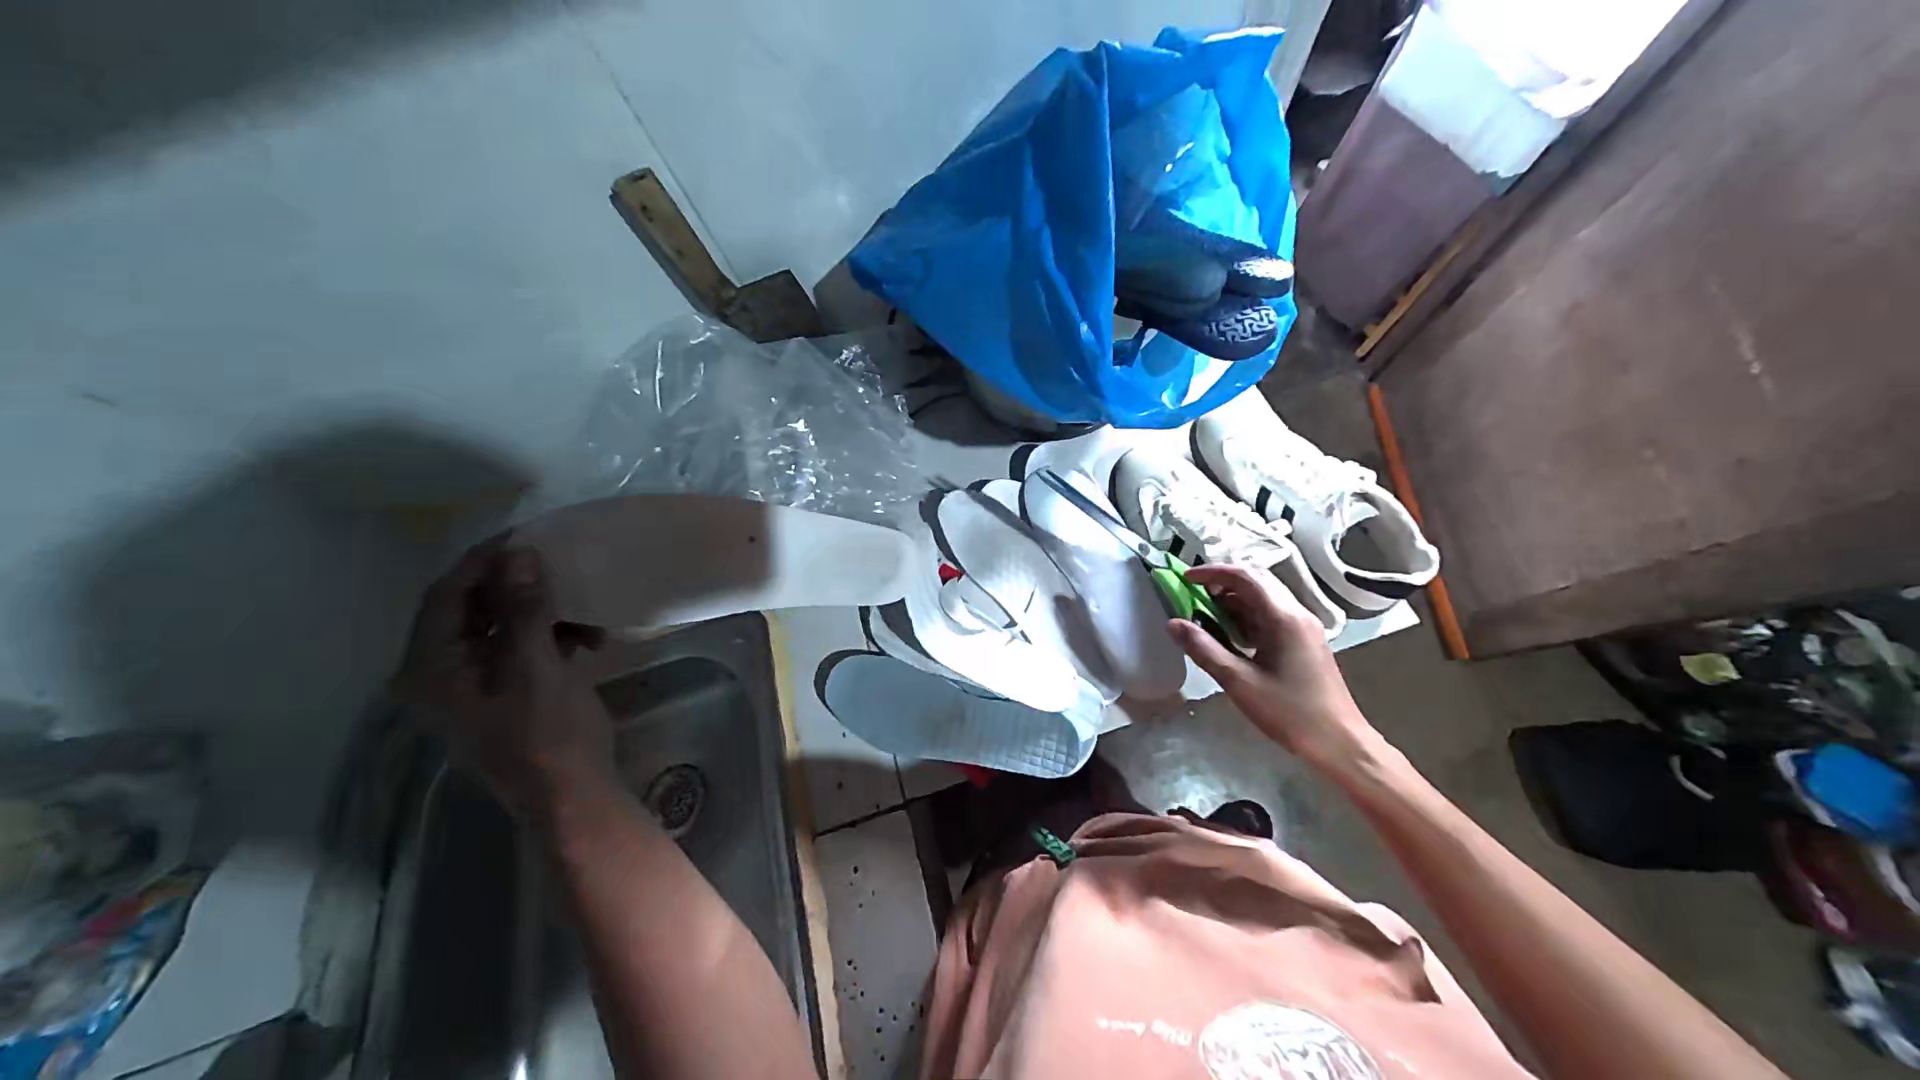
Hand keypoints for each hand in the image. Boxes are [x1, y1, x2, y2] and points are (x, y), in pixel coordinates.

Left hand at [394, 537, 616, 820]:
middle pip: (472, 609)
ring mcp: (471, 686)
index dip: (483, 561)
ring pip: (500, 627)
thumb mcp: (537, 667)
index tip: (525, 535)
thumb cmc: (548, 735)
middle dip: (520, 588)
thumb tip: (521, 554)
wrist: (572, 796)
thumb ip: (525, 609)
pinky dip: (549, 637)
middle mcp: (440, 674)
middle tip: (559, 566)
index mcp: (431, 670)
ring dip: (542, 614)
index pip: (446, 596)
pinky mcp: (502, 693)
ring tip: (586, 618)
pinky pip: (518, 649)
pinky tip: (586, 640)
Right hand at [1167, 564, 1387, 778]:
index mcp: (1283, 618)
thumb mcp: (1238, 682)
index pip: (1245, 577)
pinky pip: (1271, 615)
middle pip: (1256, 581)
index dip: (1212, 572)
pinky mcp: (1304, 641)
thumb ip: (1204, 649)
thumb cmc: (1289, 712)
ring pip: (1264, 598)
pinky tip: (1230, 636)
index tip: (1185, 579)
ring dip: (1233, 600)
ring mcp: (1303, 627)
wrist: (1339, 742)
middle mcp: (1296, 614)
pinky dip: (1246, 616)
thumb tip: (1173, 623)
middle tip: (1193, 595)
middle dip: (1222, 583)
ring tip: (1205, 616)